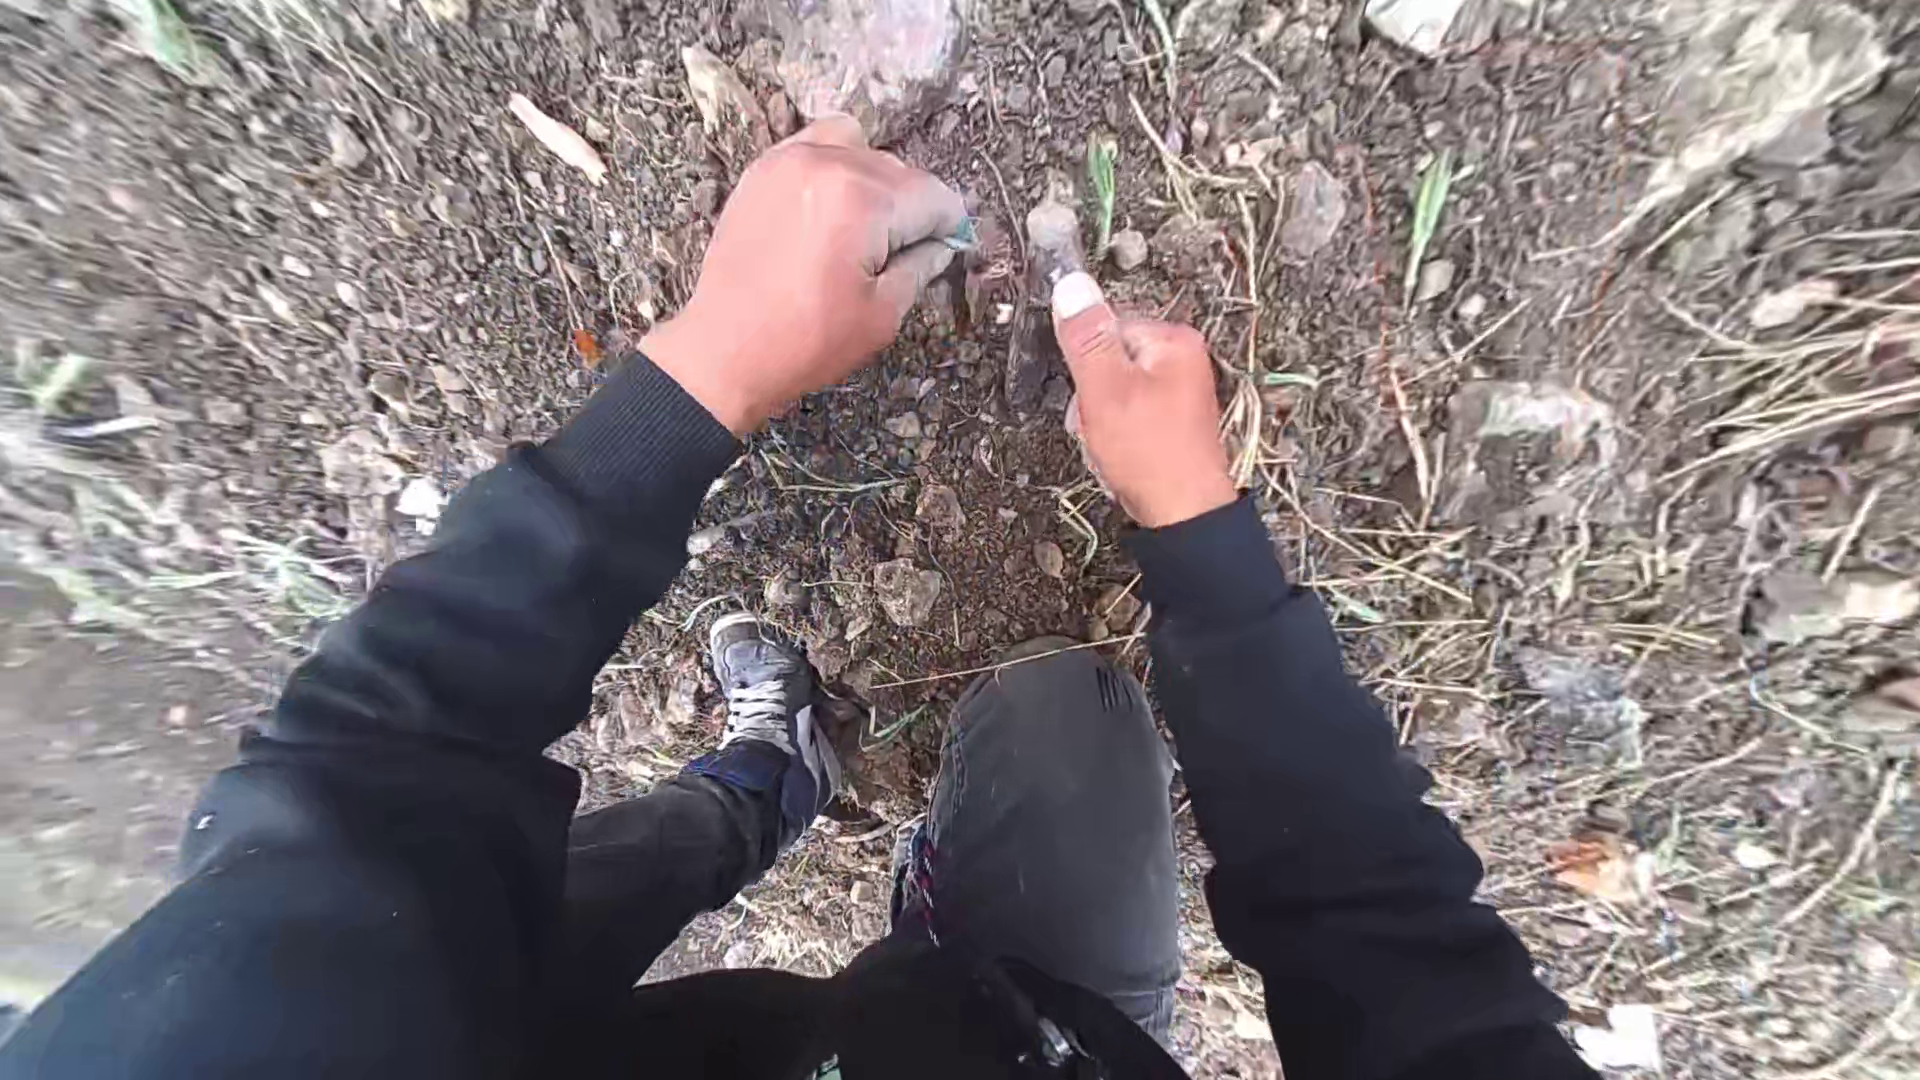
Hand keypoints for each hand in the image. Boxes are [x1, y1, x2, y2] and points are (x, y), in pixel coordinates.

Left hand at [642, 115, 965, 434]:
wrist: (729, 350)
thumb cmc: (809, 343)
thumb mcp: (882, 316)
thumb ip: (921, 268)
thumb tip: (942, 244)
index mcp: (862, 201)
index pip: (933, 195)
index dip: (952, 225)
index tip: (953, 249)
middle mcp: (827, 162)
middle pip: (900, 171)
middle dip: (916, 210)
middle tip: (911, 255)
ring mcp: (789, 158)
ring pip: (863, 151)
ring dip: (880, 186)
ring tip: (872, 232)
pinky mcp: (764, 169)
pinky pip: (819, 146)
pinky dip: (840, 167)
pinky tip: (837, 208)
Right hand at [1052, 272, 1237, 528]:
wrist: (1180, 512)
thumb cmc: (1151, 454)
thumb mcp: (1106, 390)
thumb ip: (1086, 339)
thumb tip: (1071, 286)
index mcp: (1173, 341)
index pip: (1105, 328)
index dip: (1086, 366)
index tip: (1089, 394)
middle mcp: (1181, 360)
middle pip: (1108, 361)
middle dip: (1092, 396)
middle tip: (1100, 423)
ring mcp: (1176, 391)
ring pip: (1112, 391)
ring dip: (1099, 418)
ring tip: (1110, 443)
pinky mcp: (1168, 418)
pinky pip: (1125, 412)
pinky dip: (1114, 433)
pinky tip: (1119, 452)